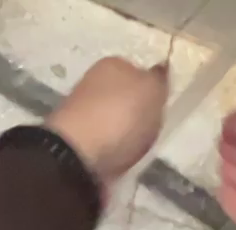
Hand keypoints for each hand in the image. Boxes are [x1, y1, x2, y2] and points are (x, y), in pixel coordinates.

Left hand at [46, 58, 167, 191]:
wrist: (77, 156)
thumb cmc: (120, 117)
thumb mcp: (152, 92)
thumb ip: (159, 81)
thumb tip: (160, 69)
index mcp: (113, 63)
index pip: (137, 71)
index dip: (150, 90)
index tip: (159, 110)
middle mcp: (93, 82)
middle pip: (122, 98)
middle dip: (133, 113)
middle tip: (148, 133)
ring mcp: (80, 113)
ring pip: (110, 120)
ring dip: (120, 133)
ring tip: (132, 150)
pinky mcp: (75, 142)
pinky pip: (101, 144)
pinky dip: (109, 151)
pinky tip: (116, 160)